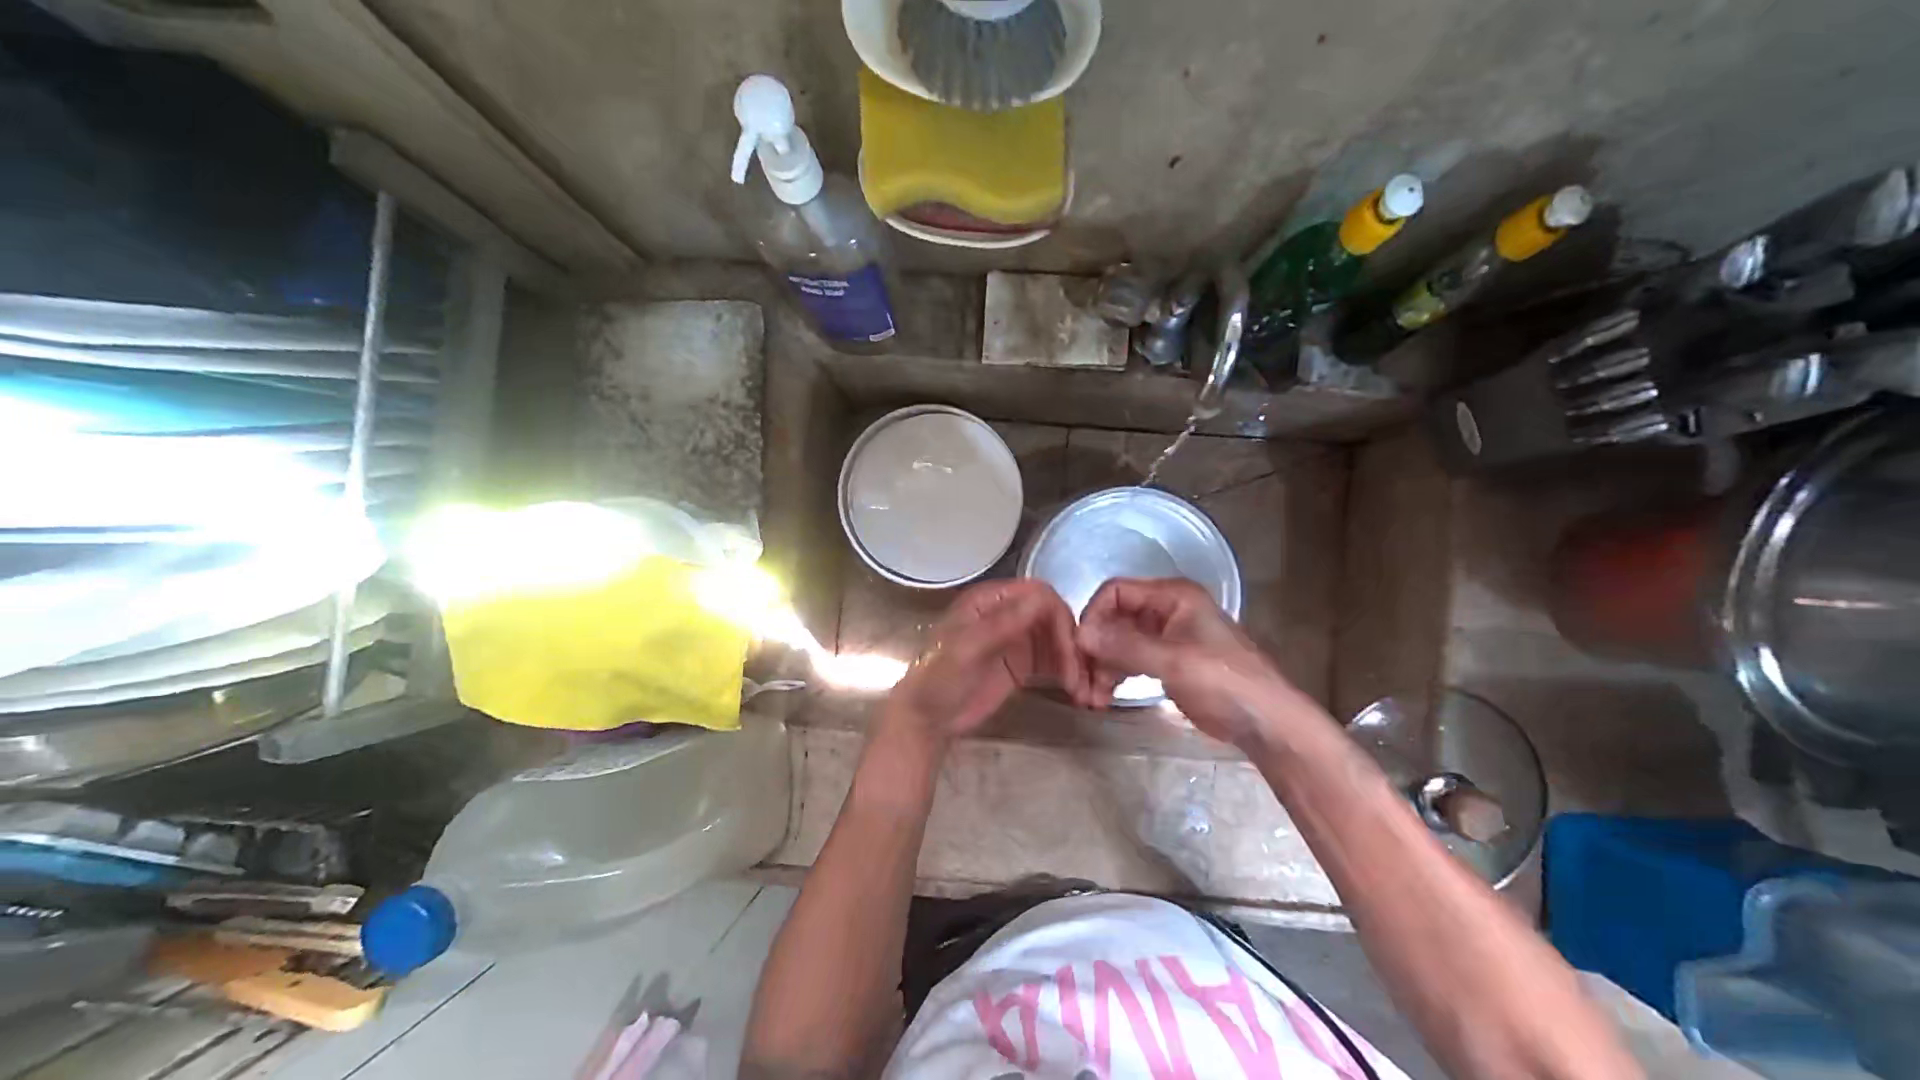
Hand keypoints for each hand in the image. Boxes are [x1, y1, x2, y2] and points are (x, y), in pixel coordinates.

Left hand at [885, 580, 1091, 741]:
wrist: (925, 720)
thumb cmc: (937, 680)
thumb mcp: (965, 651)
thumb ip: (1000, 624)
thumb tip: (1041, 599)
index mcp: (989, 601)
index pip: (1037, 594)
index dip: (1059, 617)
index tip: (1072, 648)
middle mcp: (1006, 614)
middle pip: (1053, 617)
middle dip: (1070, 643)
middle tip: (1079, 678)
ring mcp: (1015, 639)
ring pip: (1057, 639)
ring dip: (1074, 661)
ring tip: (1082, 690)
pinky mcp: (1022, 665)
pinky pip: (1053, 661)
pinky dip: (1068, 673)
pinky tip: (1076, 691)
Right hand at [1076, 578, 1320, 747]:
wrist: (1265, 722)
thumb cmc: (1224, 682)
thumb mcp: (1172, 661)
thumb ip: (1124, 646)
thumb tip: (1079, 634)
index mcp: (1173, 596)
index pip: (1116, 592)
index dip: (1094, 616)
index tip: (1079, 649)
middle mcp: (1166, 610)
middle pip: (1114, 618)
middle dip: (1095, 647)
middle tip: (1079, 680)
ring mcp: (1166, 637)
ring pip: (1119, 642)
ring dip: (1101, 666)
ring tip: (1091, 698)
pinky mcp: (1167, 663)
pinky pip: (1130, 661)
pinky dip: (1114, 676)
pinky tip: (1104, 698)